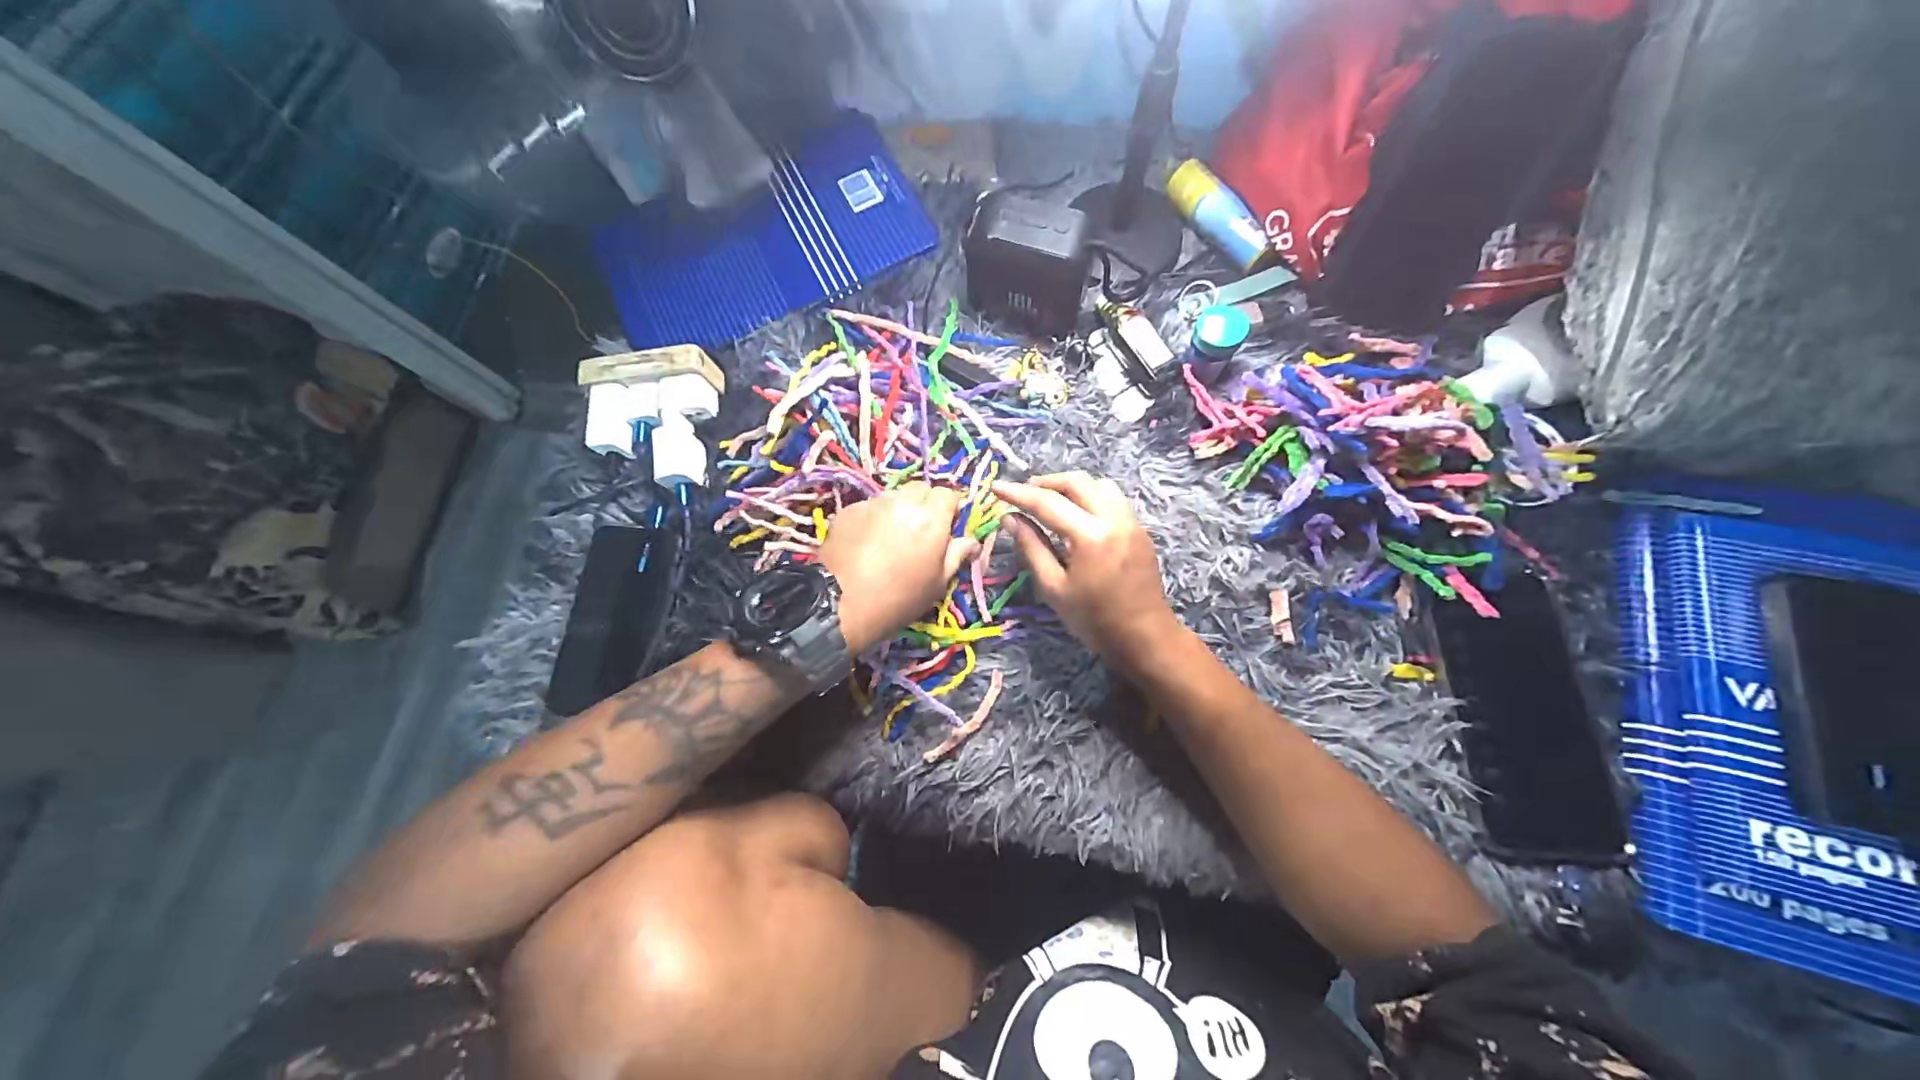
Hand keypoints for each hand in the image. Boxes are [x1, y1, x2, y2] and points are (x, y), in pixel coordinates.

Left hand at [820, 482, 978, 653]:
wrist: (840, 603)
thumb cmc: (898, 598)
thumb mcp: (937, 584)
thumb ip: (956, 556)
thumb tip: (972, 541)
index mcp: (931, 519)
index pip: (948, 493)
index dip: (950, 507)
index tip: (948, 525)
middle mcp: (903, 502)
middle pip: (921, 489)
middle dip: (925, 503)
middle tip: (921, 530)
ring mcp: (873, 504)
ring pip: (894, 496)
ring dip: (899, 509)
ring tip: (892, 536)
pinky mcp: (849, 511)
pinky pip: (869, 507)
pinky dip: (874, 518)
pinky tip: (868, 541)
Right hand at [992, 472, 1181, 669]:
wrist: (1144, 637)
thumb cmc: (1093, 619)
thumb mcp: (1053, 587)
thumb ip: (1031, 547)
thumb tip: (1009, 518)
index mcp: (1090, 536)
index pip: (1047, 503)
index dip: (1018, 493)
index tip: (996, 487)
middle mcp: (1113, 519)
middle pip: (1076, 482)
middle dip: (1045, 482)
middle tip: (1023, 492)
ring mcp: (1131, 522)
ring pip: (1099, 485)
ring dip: (1071, 485)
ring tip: (1050, 499)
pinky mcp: (1140, 530)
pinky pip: (1113, 498)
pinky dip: (1090, 496)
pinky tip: (1077, 513)